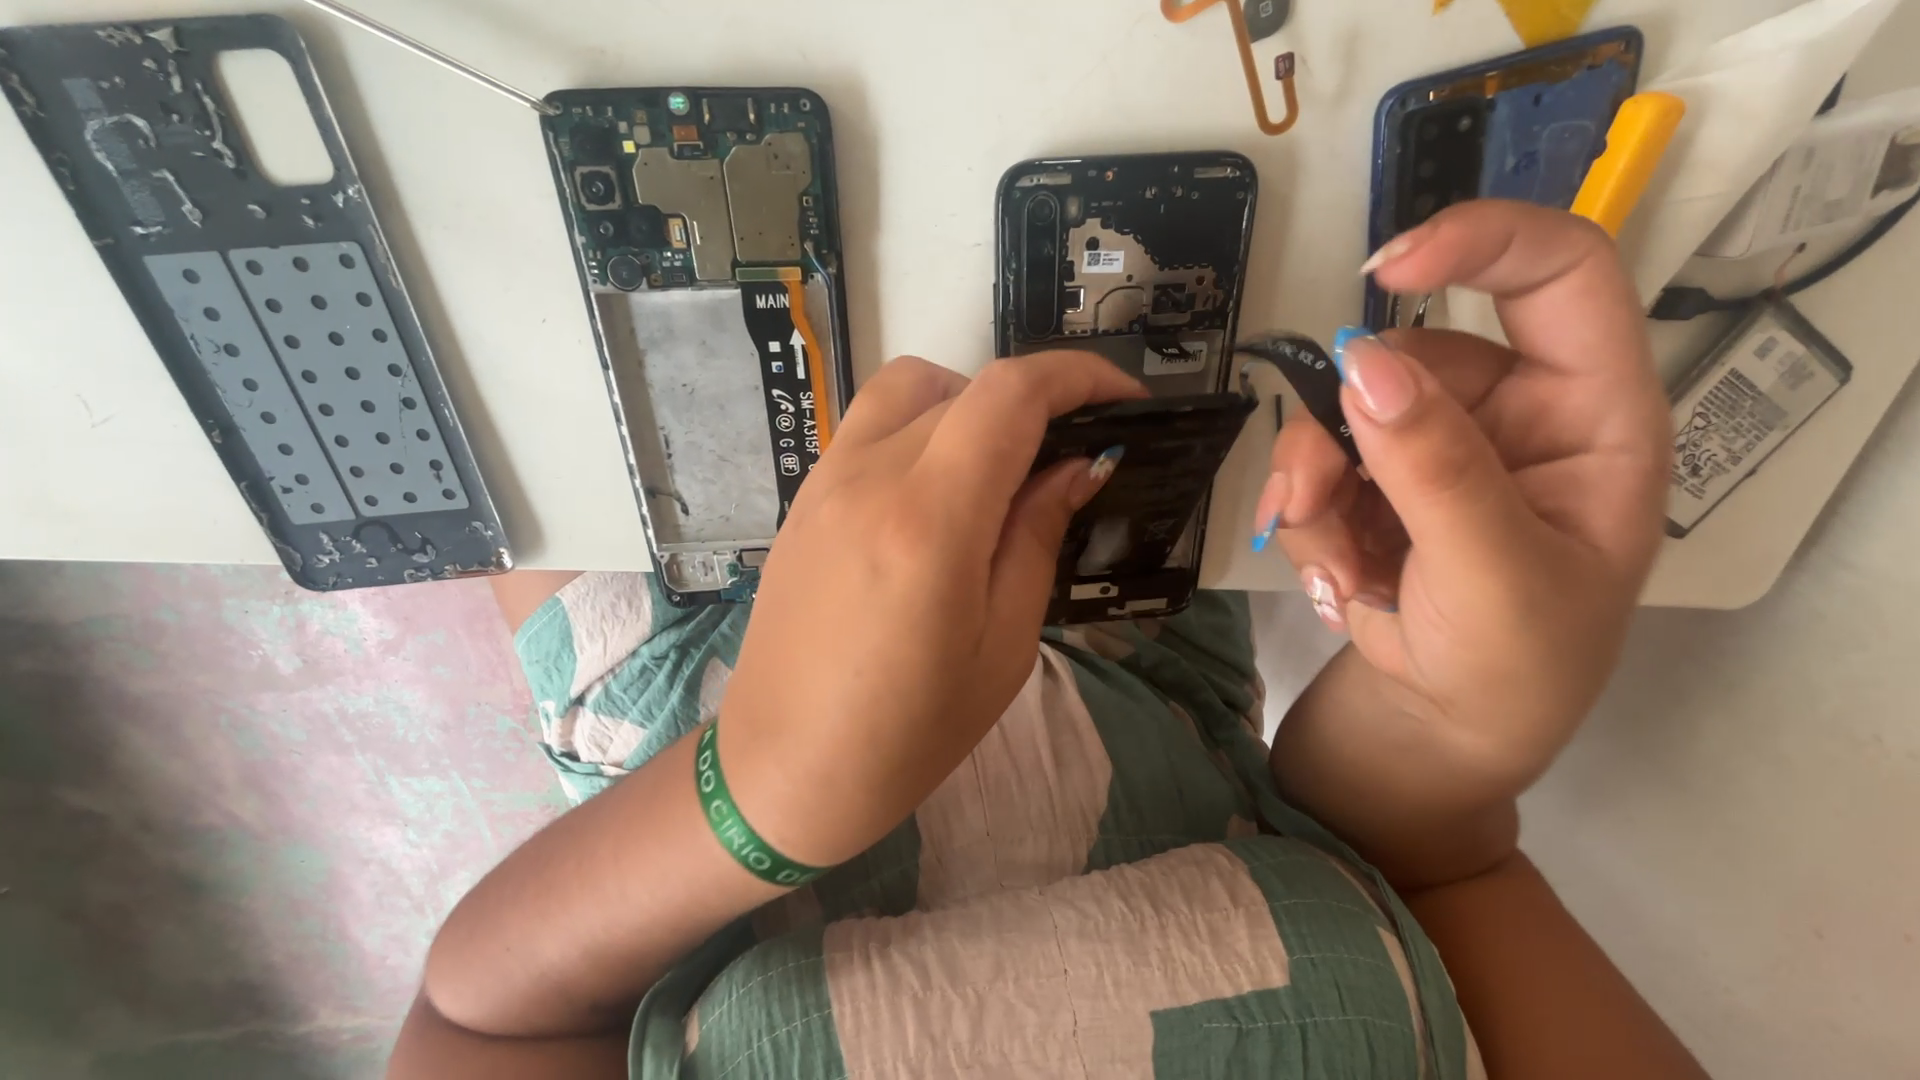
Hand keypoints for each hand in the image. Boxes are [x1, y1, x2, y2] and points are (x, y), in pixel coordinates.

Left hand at [718, 352, 1143, 866]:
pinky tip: (935, 498)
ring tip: (996, 471)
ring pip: (908, 391)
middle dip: (1033, 403)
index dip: (1077, 376)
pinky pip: (869, 429)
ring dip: (969, 405)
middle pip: (965, 386)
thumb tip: (1075, 465)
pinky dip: (920, 431)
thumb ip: (1036, 536)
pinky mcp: (803, 501)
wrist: (782, 770)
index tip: (1121, 399)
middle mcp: (869, 476)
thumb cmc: (908, 732)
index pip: (1010, 394)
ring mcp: (824, 482)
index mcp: (930, 518)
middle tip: (1067, 459)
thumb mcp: (1002, 645)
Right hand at [1260, 200, 1669, 781]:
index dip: (1481, 244)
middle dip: (1341, 429)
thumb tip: (1361, 363)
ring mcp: (1434, 450)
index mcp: (1589, 417)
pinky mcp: (1373, 484)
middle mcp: (1509, 417)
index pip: (1559, 277)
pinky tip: (1334, 582)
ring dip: (1312, 486)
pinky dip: (1306, 521)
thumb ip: (1435, 470)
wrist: (1442, 727)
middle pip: (1406, 360)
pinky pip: (1313, 466)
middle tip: (1308, 498)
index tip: (1386, 270)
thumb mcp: (1492, 574)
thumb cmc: (1512, 663)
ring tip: (1332, 571)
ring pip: (1340, 414)